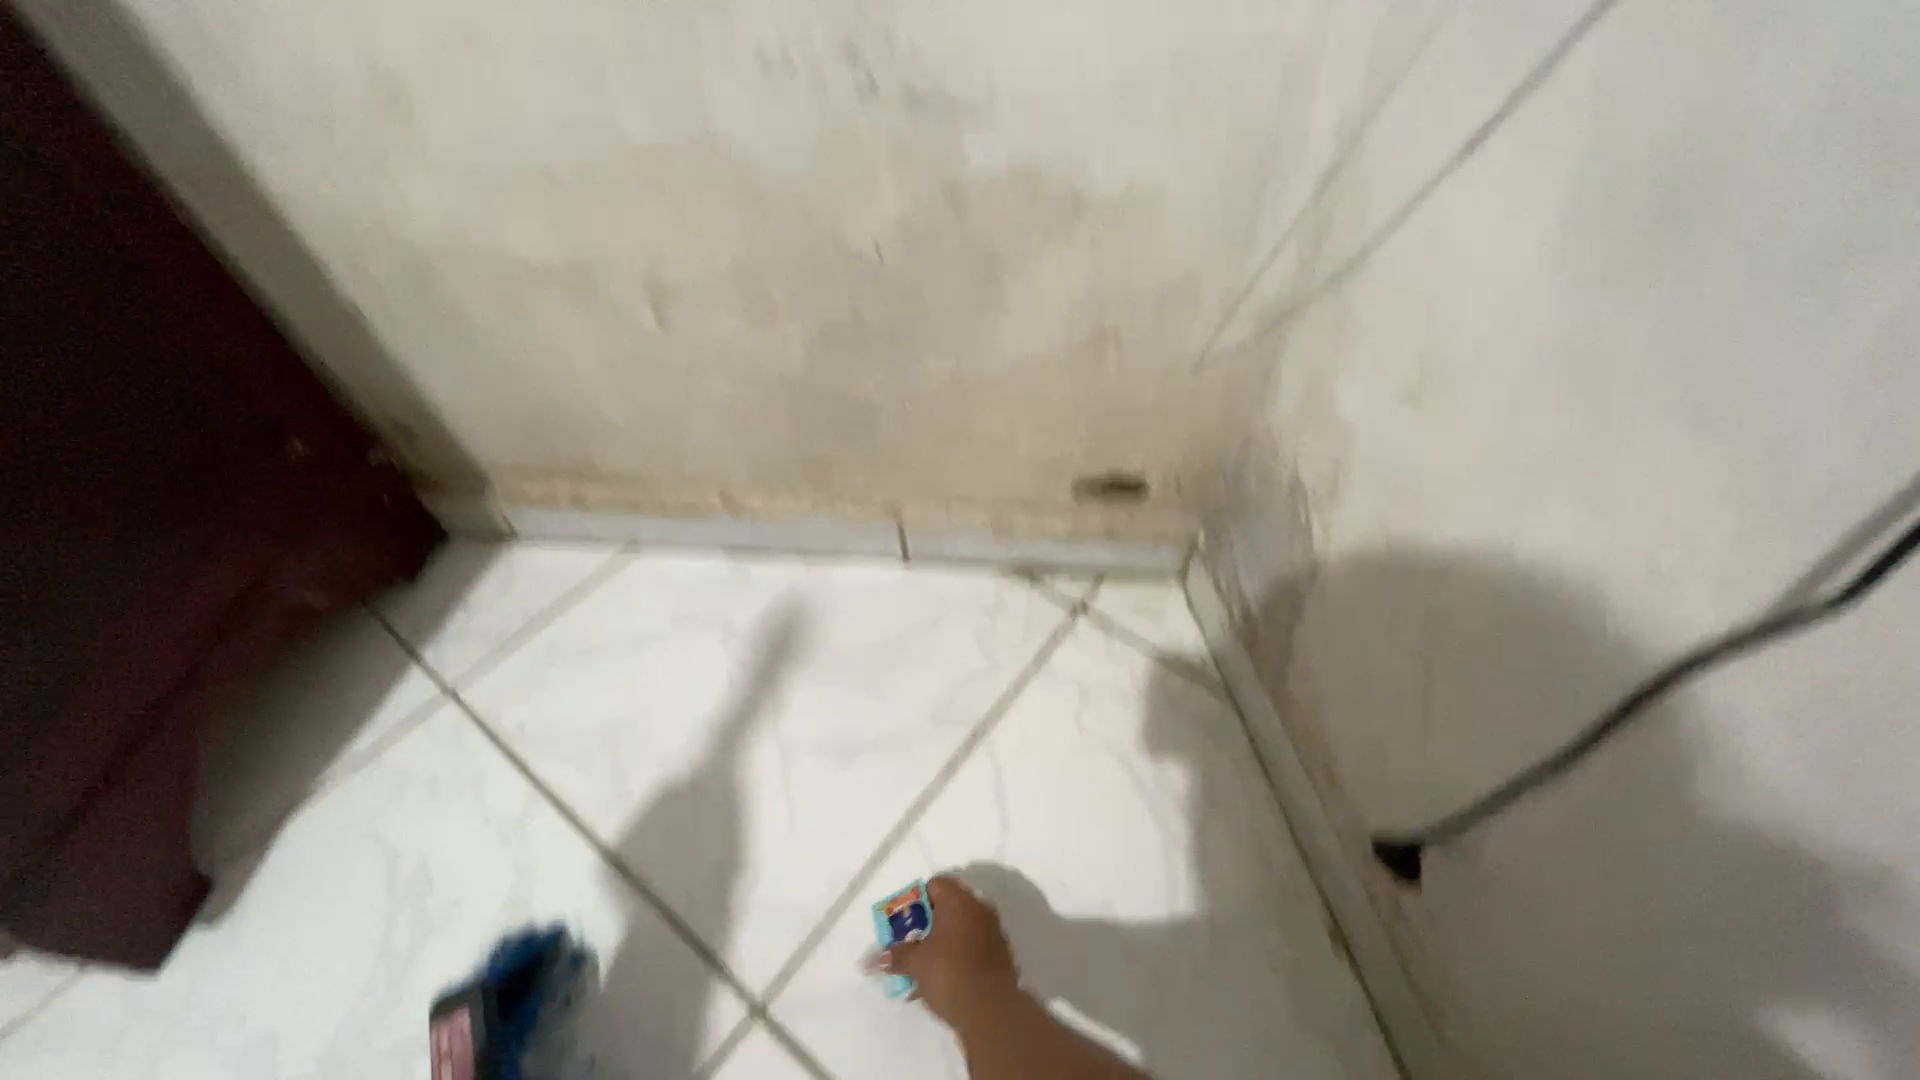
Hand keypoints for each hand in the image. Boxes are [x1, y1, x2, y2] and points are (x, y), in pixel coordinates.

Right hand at [870, 875, 1022, 1028]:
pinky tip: (946, 978)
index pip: (936, 884)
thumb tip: (877, 957)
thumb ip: (897, 955)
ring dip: (945, 941)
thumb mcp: (916, 964)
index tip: (907, 921)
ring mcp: (993, 930)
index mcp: (958, 901)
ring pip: (963, 927)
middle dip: (930, 923)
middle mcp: (979, 908)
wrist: (991, 1010)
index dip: (918, 899)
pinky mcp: (1001, 953)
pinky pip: (974, 945)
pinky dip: (960, 955)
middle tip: (913, 943)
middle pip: (950, 905)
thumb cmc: (949, 974)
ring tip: (927, 966)